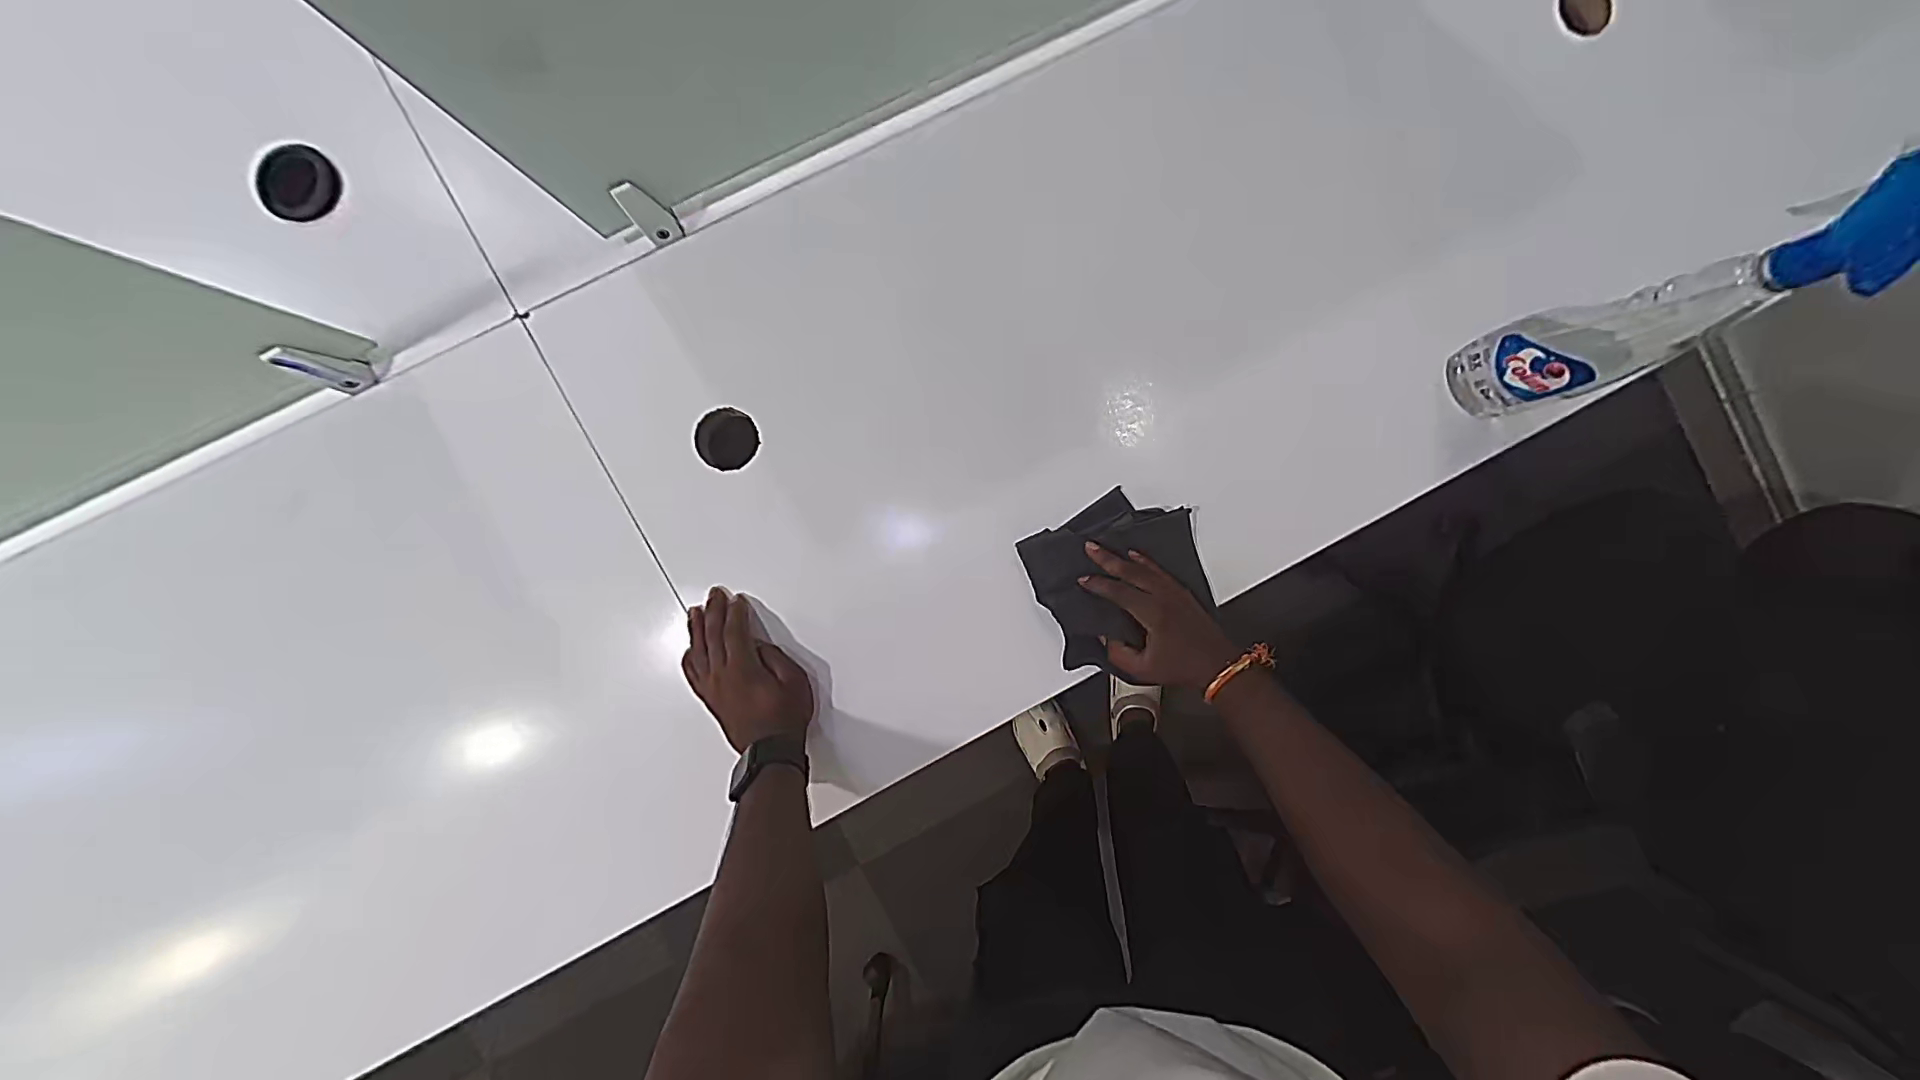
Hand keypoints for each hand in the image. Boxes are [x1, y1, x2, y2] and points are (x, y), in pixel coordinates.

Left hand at [682, 587, 815, 751]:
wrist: (771, 750)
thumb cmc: (784, 720)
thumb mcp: (793, 680)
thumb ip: (774, 657)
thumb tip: (759, 647)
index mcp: (743, 668)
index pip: (734, 631)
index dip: (735, 613)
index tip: (736, 600)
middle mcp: (722, 676)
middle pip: (713, 635)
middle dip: (714, 611)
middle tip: (715, 596)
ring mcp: (713, 688)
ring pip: (699, 650)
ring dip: (698, 628)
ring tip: (696, 613)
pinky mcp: (711, 699)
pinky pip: (693, 673)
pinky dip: (690, 657)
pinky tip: (690, 650)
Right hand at [1078, 543, 1240, 690]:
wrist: (1218, 666)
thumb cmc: (1186, 668)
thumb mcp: (1142, 669)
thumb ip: (1117, 653)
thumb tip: (1105, 638)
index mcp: (1154, 614)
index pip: (1119, 592)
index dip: (1098, 585)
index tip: (1084, 580)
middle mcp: (1165, 598)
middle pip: (1131, 571)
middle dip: (1107, 558)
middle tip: (1091, 547)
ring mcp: (1176, 593)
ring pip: (1146, 567)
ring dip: (1124, 556)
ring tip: (1108, 548)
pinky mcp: (1184, 594)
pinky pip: (1160, 570)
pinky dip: (1146, 561)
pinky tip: (1138, 557)